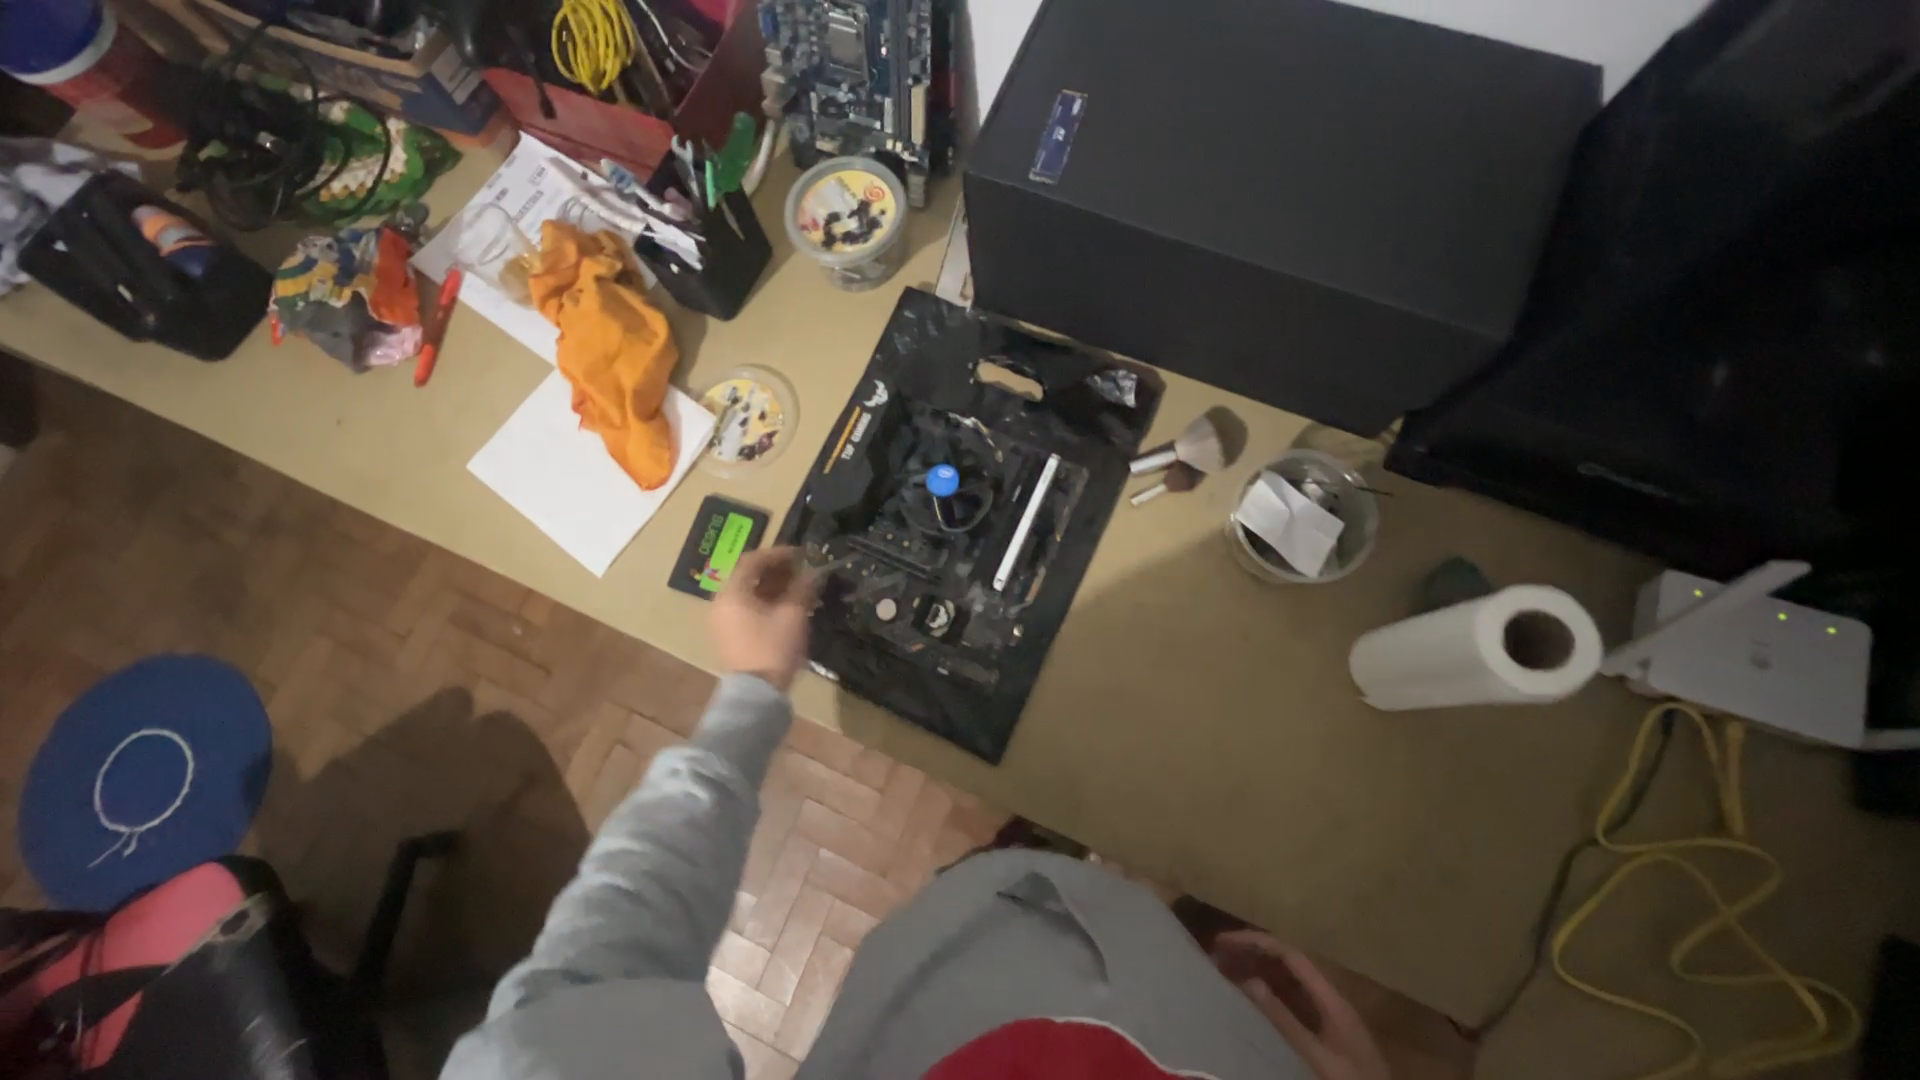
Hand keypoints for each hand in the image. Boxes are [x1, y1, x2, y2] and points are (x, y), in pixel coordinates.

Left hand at [711, 547, 815, 692]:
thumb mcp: (792, 614)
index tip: (801, 554)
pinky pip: (747, 609)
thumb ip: (802, 588)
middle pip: (748, 576)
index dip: (778, 553)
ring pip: (749, 593)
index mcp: (732, 593)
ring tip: (800, 588)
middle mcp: (722, 603)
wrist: (757, 693)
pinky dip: (767, 602)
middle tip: (802, 570)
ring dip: (774, 586)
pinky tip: (789, 606)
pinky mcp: (730, 636)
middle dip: (777, 570)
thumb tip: (813, 572)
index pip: (752, 561)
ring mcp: (723, 621)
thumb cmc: (773, 648)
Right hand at [1212, 931, 1390, 1079]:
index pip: (1290, 955)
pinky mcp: (1325, 1035)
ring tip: (1225, 972)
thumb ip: (1284, 1021)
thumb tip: (1248, 980)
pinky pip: (1291, 1003)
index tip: (1223, 942)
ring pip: (1288, 982)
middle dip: (1253, 954)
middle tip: (1216, 955)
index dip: (1256, 942)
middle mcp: (1330, 1000)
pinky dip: (1268, 995)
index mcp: (1331, 998)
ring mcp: (1328, 1017)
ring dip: (1258, 972)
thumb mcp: (1316, 1056)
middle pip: (1288, 964)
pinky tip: (1249, 1001)